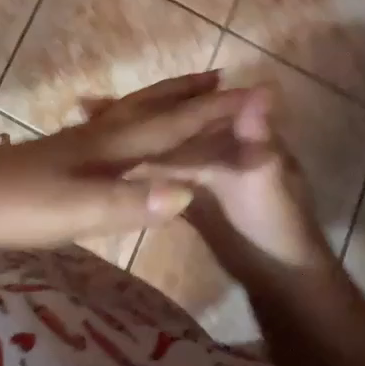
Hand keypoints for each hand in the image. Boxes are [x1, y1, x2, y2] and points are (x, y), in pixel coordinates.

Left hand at [0, 73, 252, 248]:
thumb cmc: (18, 207)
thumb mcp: (77, 212)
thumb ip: (131, 203)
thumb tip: (189, 191)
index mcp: (107, 149)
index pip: (170, 127)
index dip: (211, 113)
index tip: (252, 93)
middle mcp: (94, 137)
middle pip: (148, 108)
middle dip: (186, 93)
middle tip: (218, 74)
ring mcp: (72, 144)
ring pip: (125, 113)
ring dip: (157, 101)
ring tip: (176, 92)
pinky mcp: (55, 156)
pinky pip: (105, 127)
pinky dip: (125, 119)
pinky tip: (113, 130)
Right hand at [86, 79, 330, 268]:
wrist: (282, 280)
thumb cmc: (277, 222)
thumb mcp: (266, 176)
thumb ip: (256, 133)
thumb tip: (262, 85)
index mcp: (231, 131)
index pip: (183, 108)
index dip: (148, 102)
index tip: (103, 99)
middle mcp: (212, 143)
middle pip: (164, 124)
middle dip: (127, 115)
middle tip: (82, 110)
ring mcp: (200, 170)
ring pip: (158, 148)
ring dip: (127, 139)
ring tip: (83, 129)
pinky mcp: (189, 195)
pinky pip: (159, 175)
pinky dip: (136, 169)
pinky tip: (102, 168)